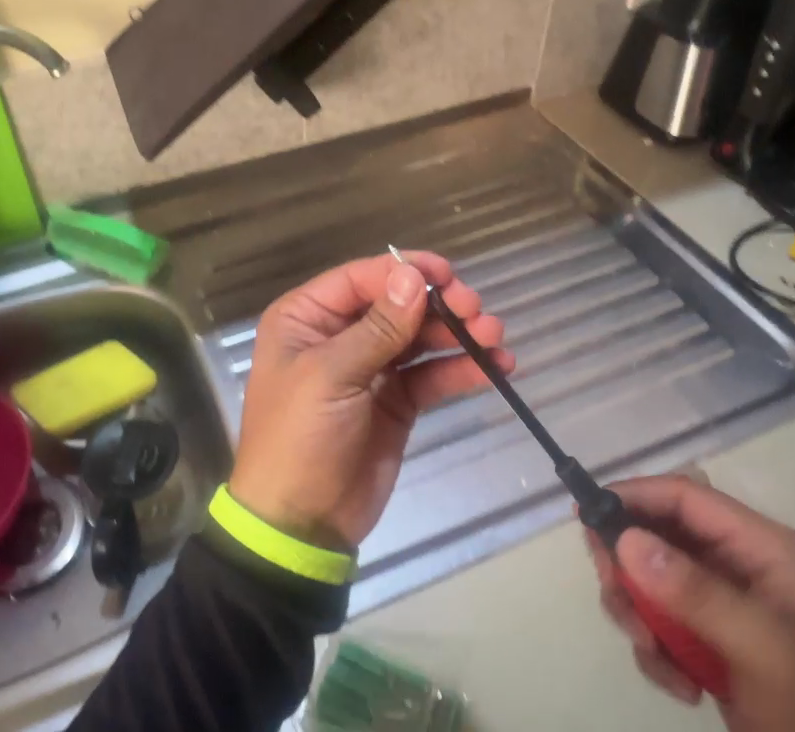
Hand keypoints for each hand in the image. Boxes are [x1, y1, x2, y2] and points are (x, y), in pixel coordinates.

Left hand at [228, 252, 510, 549]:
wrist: (301, 523)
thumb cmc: (299, 438)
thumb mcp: (330, 377)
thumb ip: (376, 328)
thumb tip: (412, 276)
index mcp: (306, 319)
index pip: (361, 279)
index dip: (404, 272)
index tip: (448, 275)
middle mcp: (337, 336)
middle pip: (395, 305)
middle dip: (438, 305)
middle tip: (476, 311)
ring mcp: (369, 370)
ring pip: (418, 339)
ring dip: (457, 336)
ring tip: (494, 338)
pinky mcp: (394, 403)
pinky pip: (431, 376)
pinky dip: (461, 371)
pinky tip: (495, 369)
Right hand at [583, 475, 794, 731]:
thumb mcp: (767, 649)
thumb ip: (698, 594)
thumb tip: (626, 539)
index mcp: (761, 548)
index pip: (685, 497)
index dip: (633, 496)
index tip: (584, 515)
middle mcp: (737, 565)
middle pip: (655, 536)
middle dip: (628, 570)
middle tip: (617, 601)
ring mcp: (721, 604)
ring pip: (647, 581)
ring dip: (638, 617)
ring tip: (657, 657)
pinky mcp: (709, 640)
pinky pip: (658, 624)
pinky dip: (655, 652)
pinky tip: (682, 686)